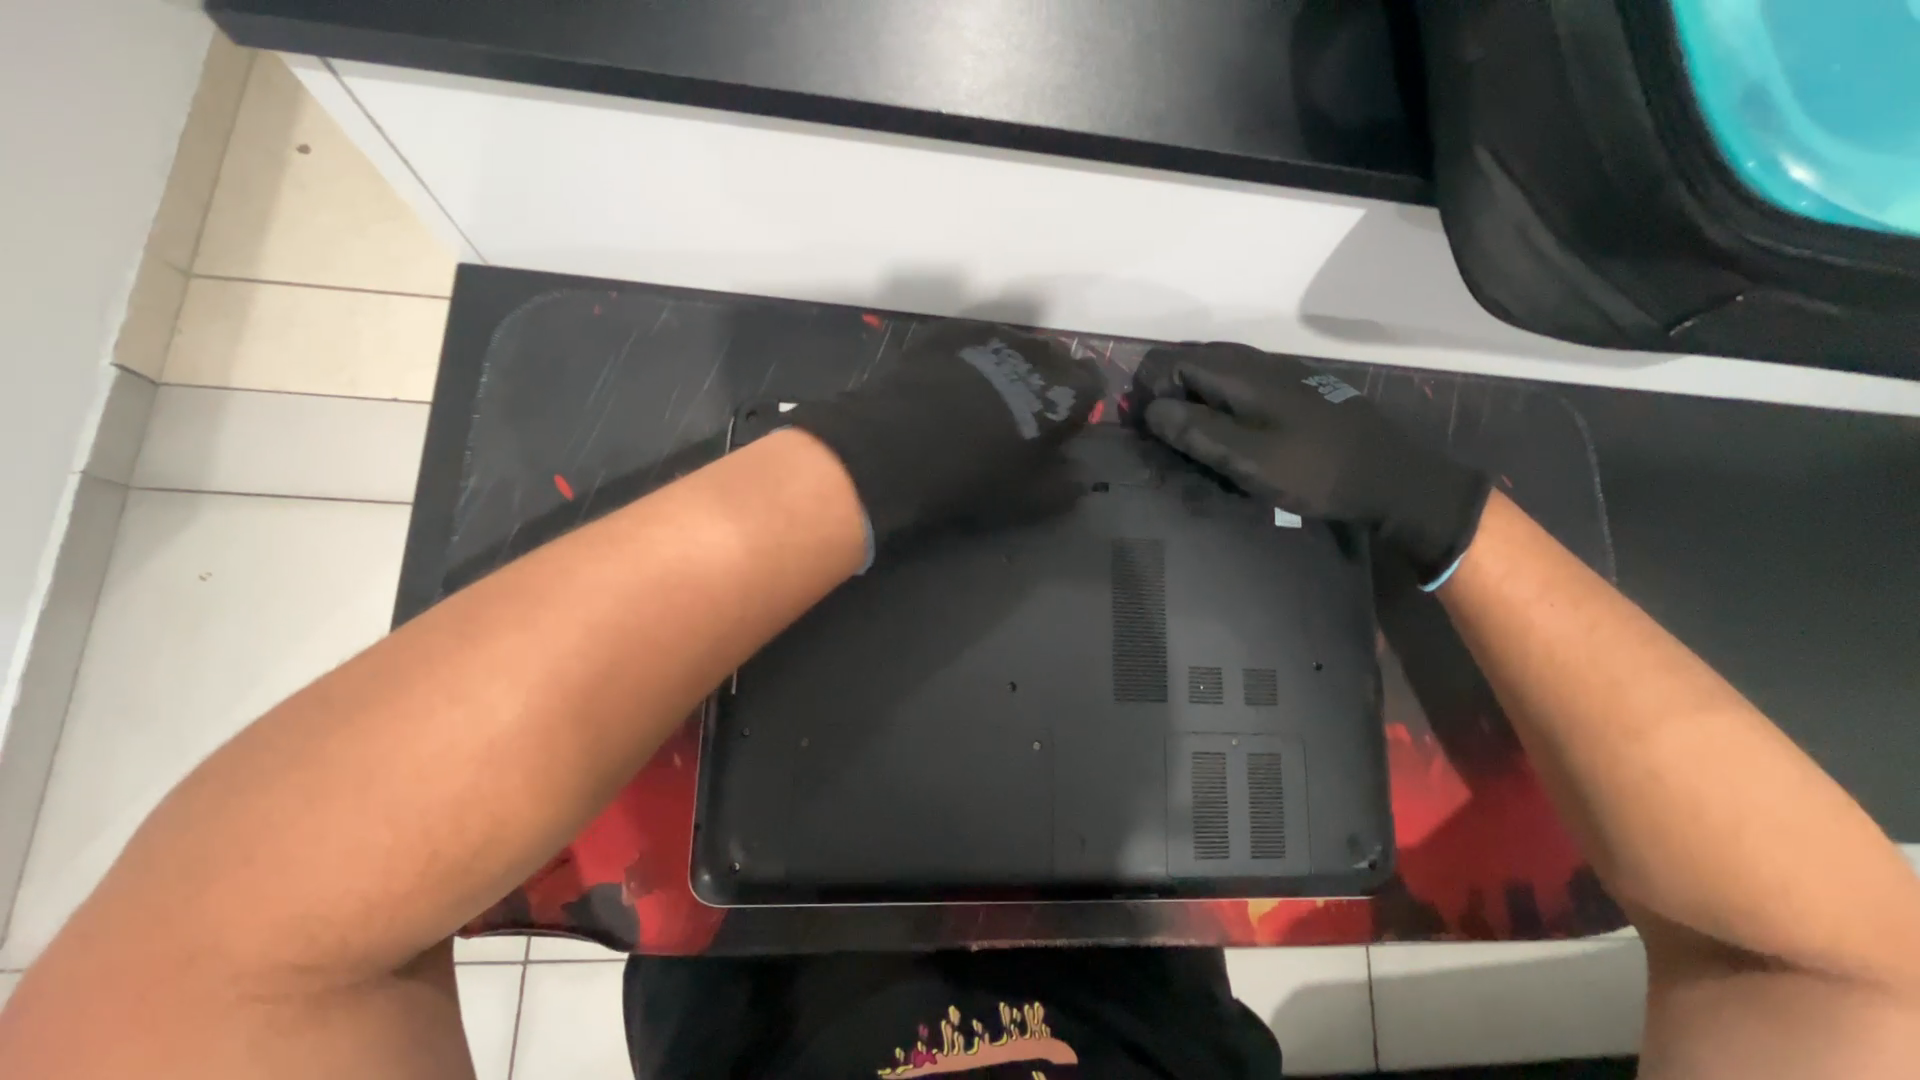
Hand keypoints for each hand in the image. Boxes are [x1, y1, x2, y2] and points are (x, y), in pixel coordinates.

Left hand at [789, 323, 1102, 558]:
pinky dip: (972, 356)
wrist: (894, 448)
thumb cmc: (972, 477)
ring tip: (985, 396)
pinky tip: (951, 380)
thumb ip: (1063, 486)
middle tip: (1023, 411)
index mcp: (1065, 391)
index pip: (1092, 382)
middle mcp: (1035, 352)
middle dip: (1046, 380)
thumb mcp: (1027, 498)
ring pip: (1014, 344)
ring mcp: (989, 334)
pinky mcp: (947, 331)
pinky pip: (972, 339)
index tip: (1062, 424)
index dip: (1079, 403)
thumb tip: (1080, 477)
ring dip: (1010, 365)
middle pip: (1054, 358)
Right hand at [1132, 342, 1489, 587]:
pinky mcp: (1291, 388)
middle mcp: (1255, 360)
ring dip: (1190, 398)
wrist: (1392, 476)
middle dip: (1164, 392)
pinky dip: (1216, 402)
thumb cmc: (1316, 471)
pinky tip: (1224, 433)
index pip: (1169, 360)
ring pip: (1213, 371)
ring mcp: (1276, 371)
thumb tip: (1150, 409)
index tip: (1144, 431)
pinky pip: (1236, 383)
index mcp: (1240, 372)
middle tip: (1159, 438)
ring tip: (1186, 439)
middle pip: (1189, 359)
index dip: (1147, 391)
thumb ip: (1197, 432)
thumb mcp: (1249, 459)